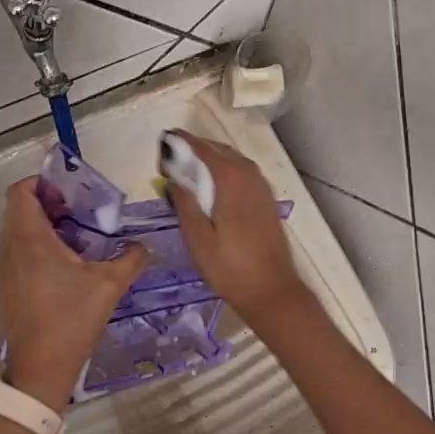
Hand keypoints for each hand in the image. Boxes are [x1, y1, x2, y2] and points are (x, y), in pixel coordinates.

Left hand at [0, 177, 147, 411]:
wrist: (41, 369)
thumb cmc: (72, 321)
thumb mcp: (109, 286)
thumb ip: (130, 260)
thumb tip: (141, 247)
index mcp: (30, 240)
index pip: (20, 192)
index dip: (41, 183)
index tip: (67, 193)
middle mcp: (9, 251)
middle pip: (18, 213)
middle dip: (47, 208)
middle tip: (78, 217)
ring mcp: (3, 274)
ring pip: (16, 237)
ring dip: (42, 233)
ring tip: (74, 246)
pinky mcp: (4, 293)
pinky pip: (16, 260)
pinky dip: (35, 255)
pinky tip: (61, 276)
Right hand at [164, 130, 313, 325]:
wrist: (271, 290)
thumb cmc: (229, 268)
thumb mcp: (197, 238)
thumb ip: (184, 203)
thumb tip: (173, 178)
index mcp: (231, 179)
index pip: (202, 148)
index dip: (181, 143)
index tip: (163, 143)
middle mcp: (249, 175)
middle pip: (219, 150)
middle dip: (195, 150)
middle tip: (171, 161)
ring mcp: (261, 186)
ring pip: (233, 160)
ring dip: (210, 159)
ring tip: (188, 171)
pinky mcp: (266, 199)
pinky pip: (242, 173)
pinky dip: (225, 171)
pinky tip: (212, 187)